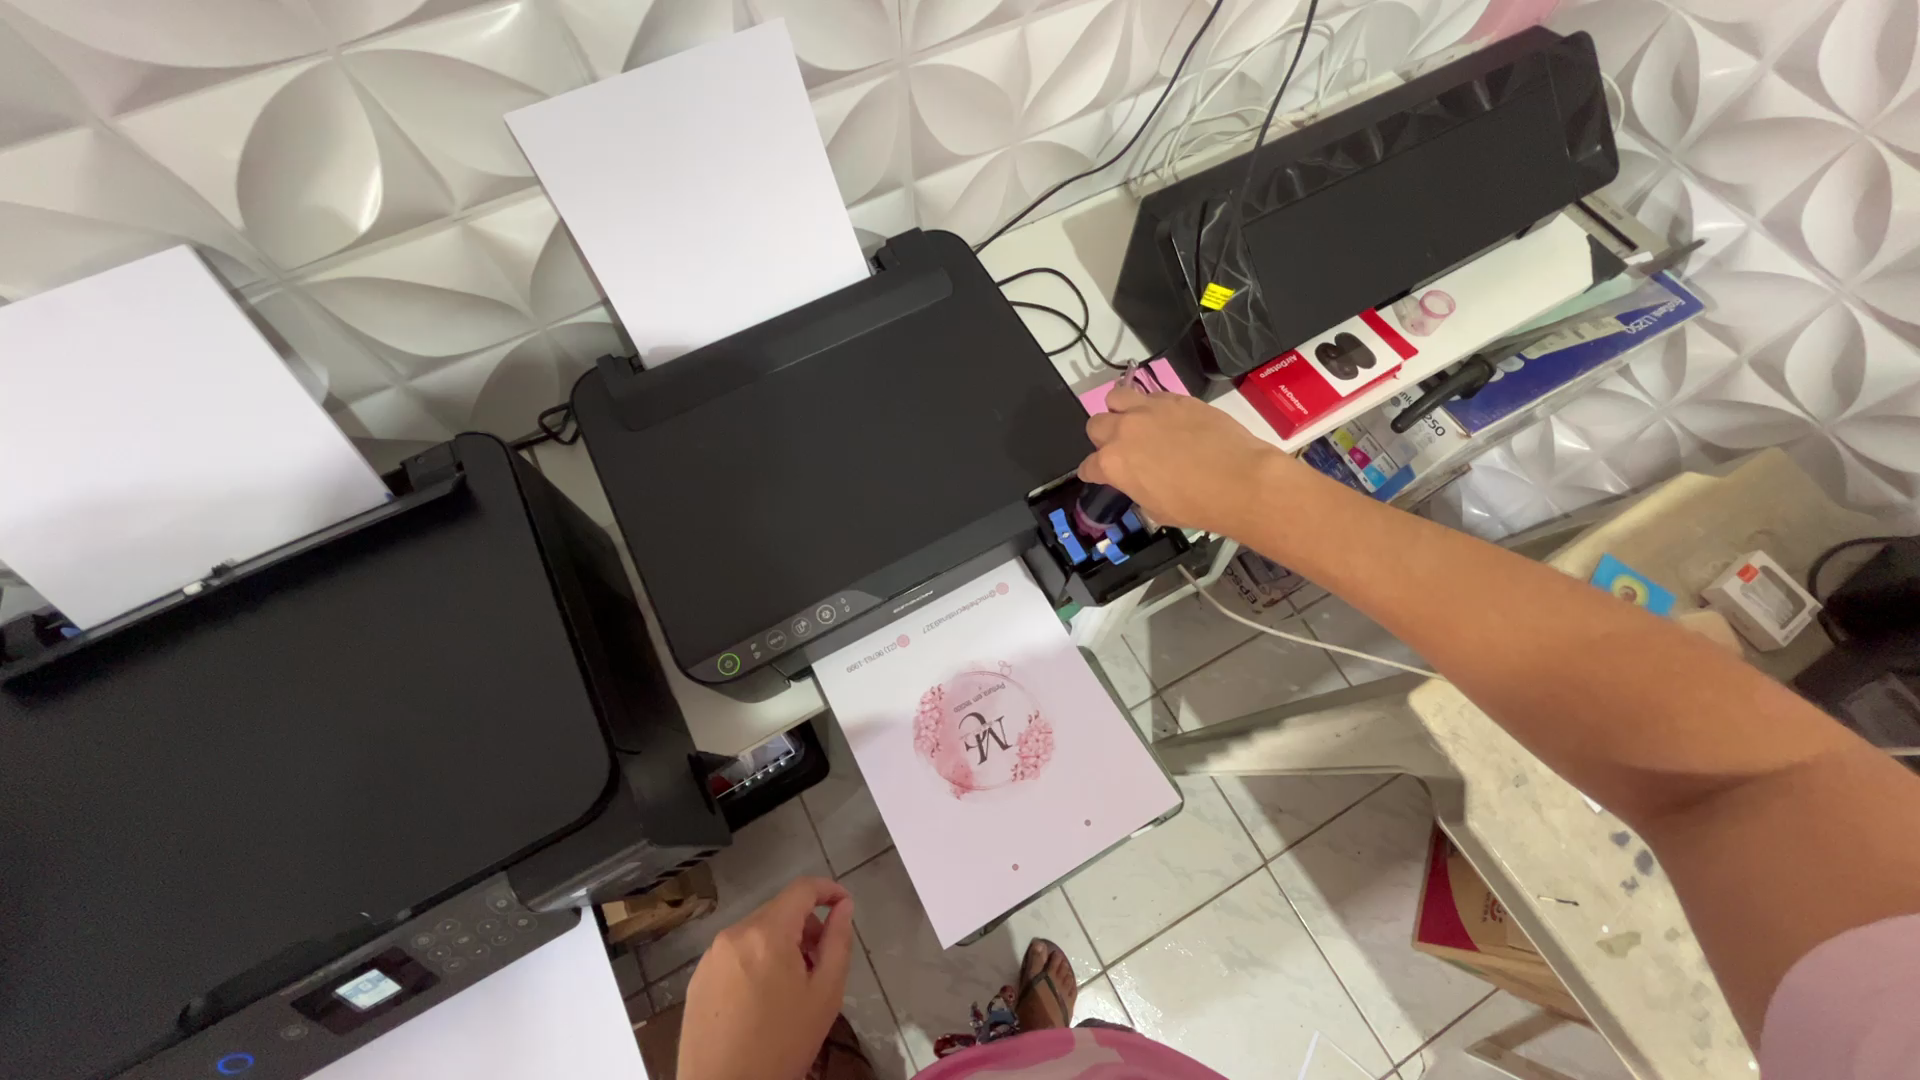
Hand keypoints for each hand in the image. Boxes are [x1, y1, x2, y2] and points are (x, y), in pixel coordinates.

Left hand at [678, 877, 855, 1079]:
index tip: (844, 905)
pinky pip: (735, 954)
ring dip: (780, 944)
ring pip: (756, 932)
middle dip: (805, 926)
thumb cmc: (781, 1046)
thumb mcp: (825, 995)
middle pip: (778, 911)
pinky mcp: (697, 979)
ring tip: (791, 987)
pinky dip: (755, 961)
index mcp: (766, 933)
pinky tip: (761, 1001)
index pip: (801, 889)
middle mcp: (733, 934)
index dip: (827, 890)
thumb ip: (838, 941)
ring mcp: (711, 957)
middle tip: (819, 962)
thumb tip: (843, 907)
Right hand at [1080, 381, 1290, 535]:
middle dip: (1103, 438)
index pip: (1088, 466)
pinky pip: (1152, 395)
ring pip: (1116, 397)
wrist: (1238, 480)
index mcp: (1112, 464)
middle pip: (1095, 425)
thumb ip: (1137, 489)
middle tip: (1121, 449)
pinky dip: (1152, 406)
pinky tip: (1167, 419)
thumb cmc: (1195, 505)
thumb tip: (1140, 482)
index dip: (1093, 473)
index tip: (1099, 475)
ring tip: (1135, 422)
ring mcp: (1149, 410)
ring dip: (1119, 410)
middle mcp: (1124, 431)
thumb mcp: (1155, 509)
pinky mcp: (1176, 398)